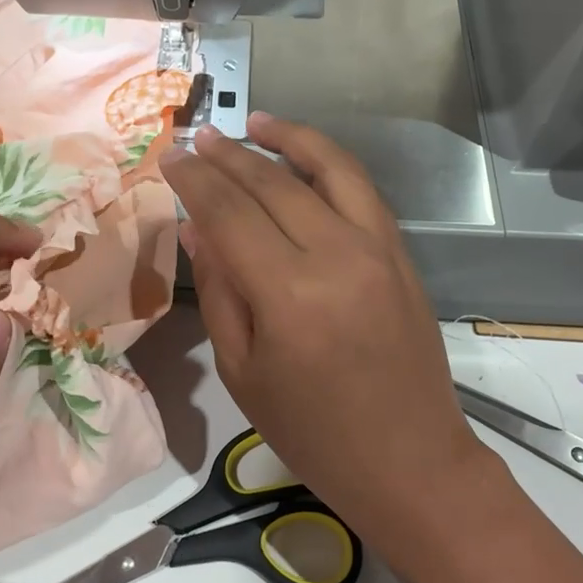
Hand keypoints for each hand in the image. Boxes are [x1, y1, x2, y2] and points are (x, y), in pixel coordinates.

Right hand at [160, 114, 488, 542]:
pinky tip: (302, 155)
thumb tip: (195, 226)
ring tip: (252, 121)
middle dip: (229, 155)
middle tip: (197, 137)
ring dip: (287, 138)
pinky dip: (328, 162)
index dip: (195, 180)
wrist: (411, 462)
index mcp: (289, 294)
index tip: (171, 157)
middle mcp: (337, 255)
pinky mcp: (401, 253)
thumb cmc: (313, 432)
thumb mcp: (242, 371)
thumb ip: (218, 290)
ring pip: (328, 169)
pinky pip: (360, 190)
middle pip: (273, 184)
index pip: (230, 213)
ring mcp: (378, 248)